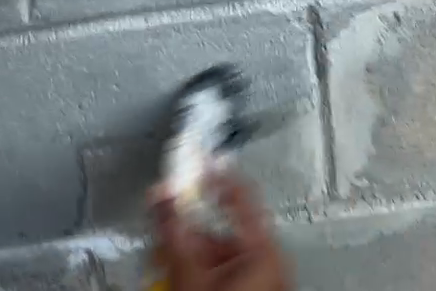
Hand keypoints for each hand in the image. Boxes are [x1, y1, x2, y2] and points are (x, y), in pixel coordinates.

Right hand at [152, 173, 292, 290]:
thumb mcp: (189, 275)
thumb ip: (172, 228)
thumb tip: (161, 190)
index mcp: (265, 248)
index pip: (239, 190)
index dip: (213, 170)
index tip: (193, 156)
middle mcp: (273, 260)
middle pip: (224, 226)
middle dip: (188, 228)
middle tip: (162, 228)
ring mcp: (269, 280)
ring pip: (223, 251)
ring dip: (191, 252)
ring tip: (165, 263)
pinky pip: (229, 271)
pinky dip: (204, 270)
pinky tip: (183, 279)